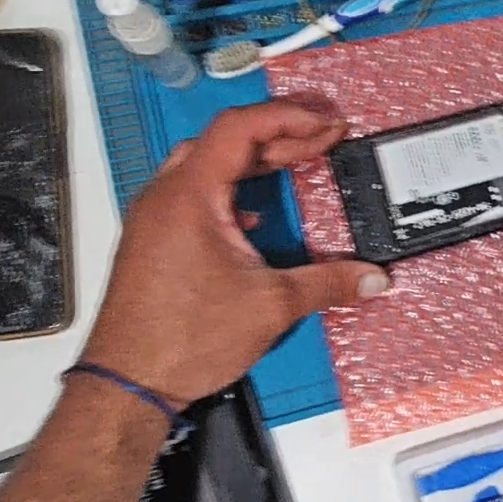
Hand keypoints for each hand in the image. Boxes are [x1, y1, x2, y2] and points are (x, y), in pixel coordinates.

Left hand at [80, 102, 389, 407]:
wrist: (127, 383)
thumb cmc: (186, 339)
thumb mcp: (272, 306)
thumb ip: (329, 283)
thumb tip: (375, 278)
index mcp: (191, 196)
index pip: (240, 128)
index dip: (289, 118)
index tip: (327, 124)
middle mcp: (166, 196)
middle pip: (226, 140)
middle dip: (282, 135)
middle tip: (326, 139)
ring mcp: (155, 217)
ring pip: (208, 163)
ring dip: (256, 158)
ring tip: (298, 161)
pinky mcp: (155, 239)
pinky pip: (196, 191)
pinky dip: (235, 187)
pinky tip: (259, 214)